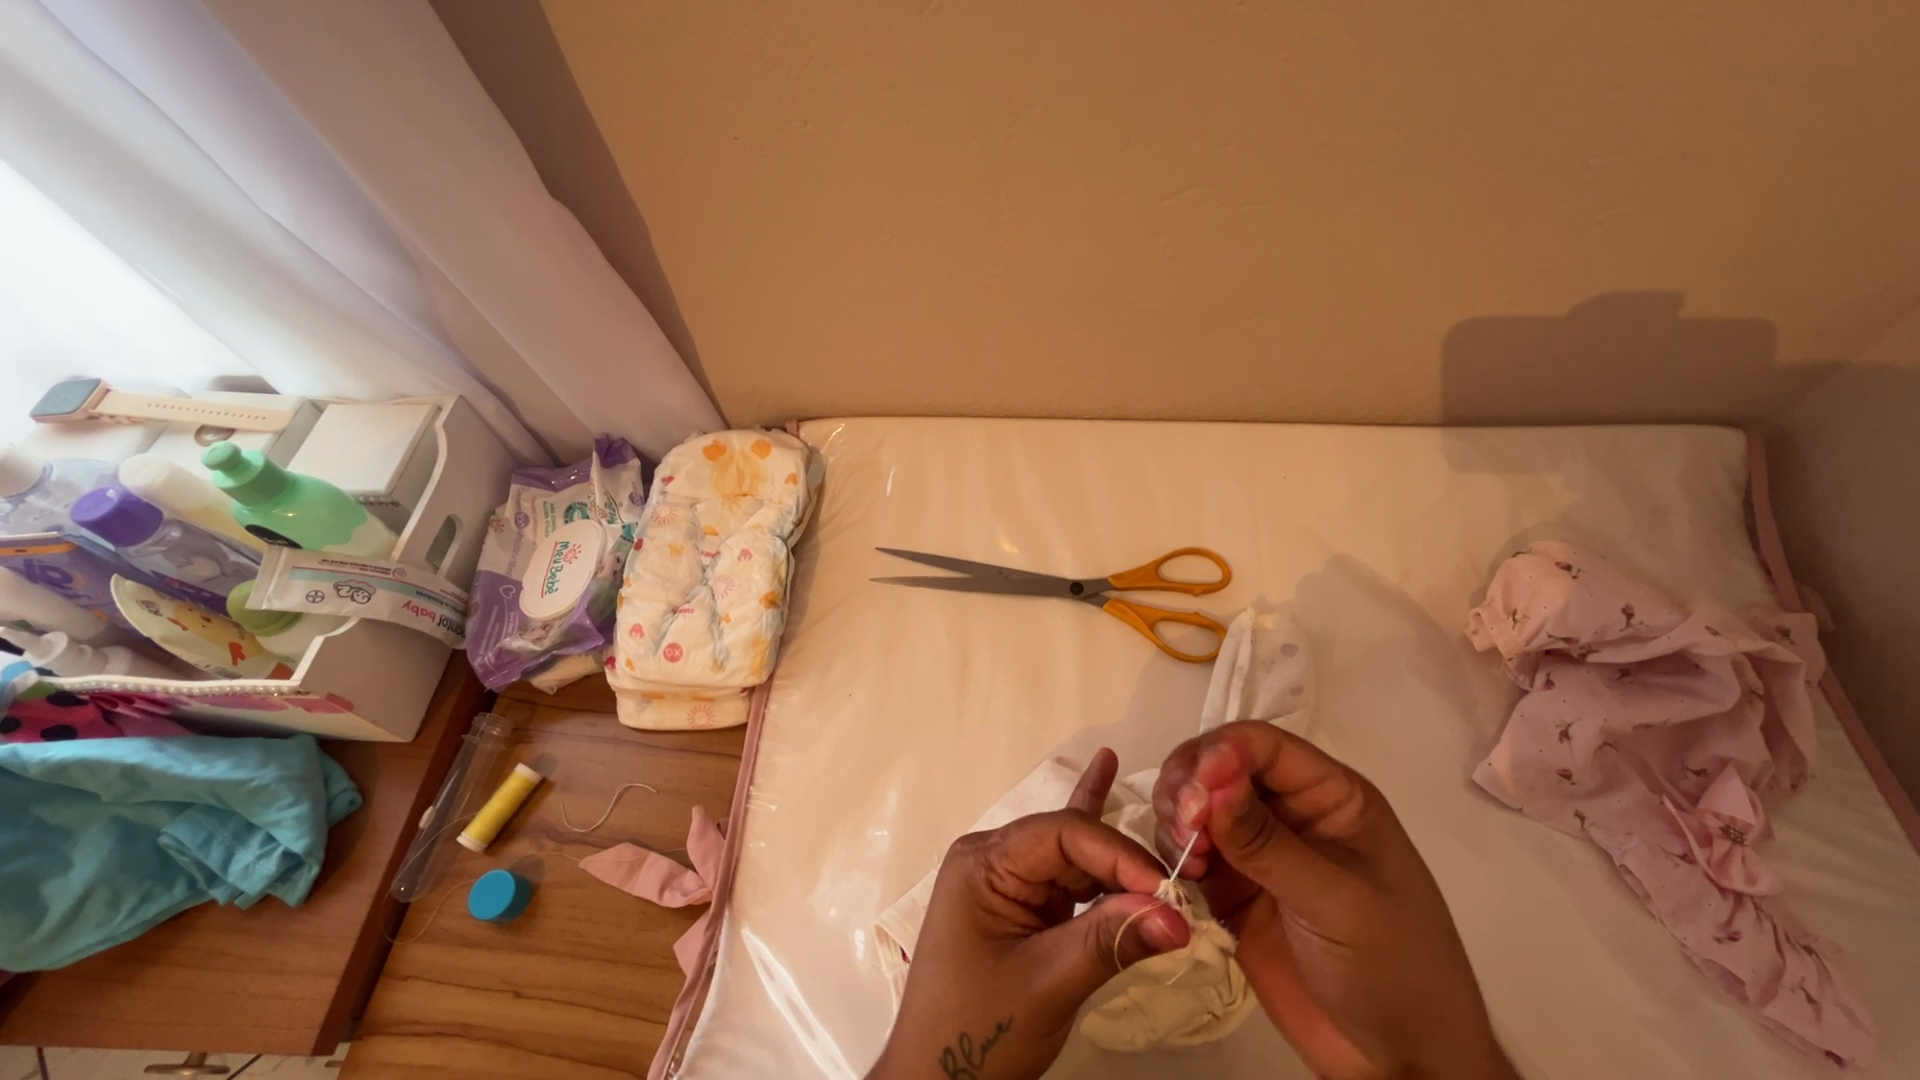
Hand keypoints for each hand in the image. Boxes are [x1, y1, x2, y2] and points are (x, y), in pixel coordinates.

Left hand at [869, 749, 1190, 1079]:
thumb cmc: (978, 1028)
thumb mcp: (1047, 983)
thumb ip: (1110, 940)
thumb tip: (1180, 917)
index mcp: (984, 862)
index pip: (1064, 835)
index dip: (1120, 855)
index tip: (1168, 890)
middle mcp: (994, 859)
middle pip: (1073, 841)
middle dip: (1126, 860)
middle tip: (1183, 877)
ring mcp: (1008, 881)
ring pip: (1075, 855)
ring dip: (1120, 860)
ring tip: (1170, 840)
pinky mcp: (1023, 904)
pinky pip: (1067, 873)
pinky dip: (1096, 852)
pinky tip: (1105, 777)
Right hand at [1154, 722, 1515, 1079]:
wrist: (1399, 1063)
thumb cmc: (1391, 969)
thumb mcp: (1335, 900)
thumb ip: (1265, 841)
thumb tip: (1208, 780)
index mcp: (1329, 796)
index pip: (1262, 745)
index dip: (1221, 753)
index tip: (1193, 792)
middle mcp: (1288, 812)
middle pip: (1217, 766)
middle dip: (1189, 786)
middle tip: (1182, 829)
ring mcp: (1256, 852)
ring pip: (1195, 806)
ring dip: (1176, 821)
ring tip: (1187, 862)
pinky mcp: (1231, 889)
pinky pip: (1188, 853)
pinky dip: (1172, 856)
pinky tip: (1180, 879)